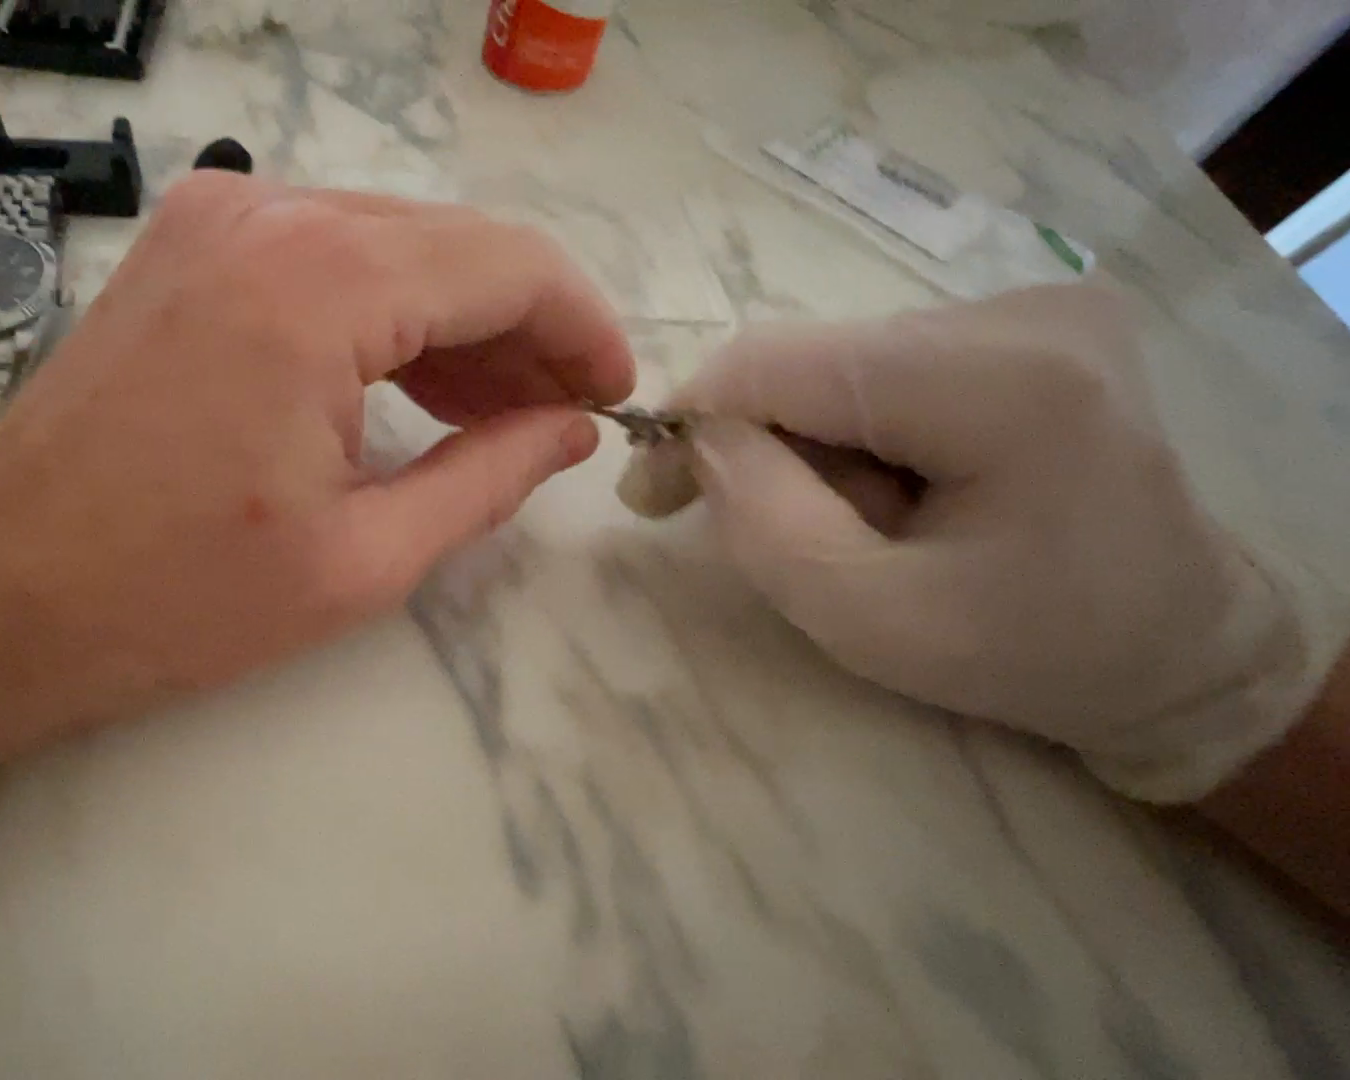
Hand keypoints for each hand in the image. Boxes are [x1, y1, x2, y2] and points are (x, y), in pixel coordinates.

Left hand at [0, 173, 633, 762]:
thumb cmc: (176, 596)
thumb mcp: (363, 559)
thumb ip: (488, 477)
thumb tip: (570, 428)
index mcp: (318, 283)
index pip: (507, 264)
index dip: (581, 328)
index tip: (612, 394)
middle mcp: (267, 212)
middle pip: (452, 244)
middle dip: (526, 330)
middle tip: (563, 416)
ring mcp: (216, 218)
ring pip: (392, 245)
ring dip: (458, 325)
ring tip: (501, 415)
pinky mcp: (188, 249)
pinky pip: (326, 258)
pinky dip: (385, 316)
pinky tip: (415, 387)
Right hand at [617, 283, 1335, 801]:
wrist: (1178, 650)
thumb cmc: (1029, 654)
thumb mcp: (872, 621)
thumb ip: (767, 525)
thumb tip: (700, 440)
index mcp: (1005, 384)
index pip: (780, 362)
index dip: (692, 418)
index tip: (650, 495)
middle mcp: (1021, 312)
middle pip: (806, 361)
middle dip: (753, 444)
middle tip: (735, 525)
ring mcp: (1030, 308)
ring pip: (831, 367)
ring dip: (804, 447)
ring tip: (852, 521)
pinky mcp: (1021, 325)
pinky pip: (872, 372)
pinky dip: (846, 435)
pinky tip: (886, 488)